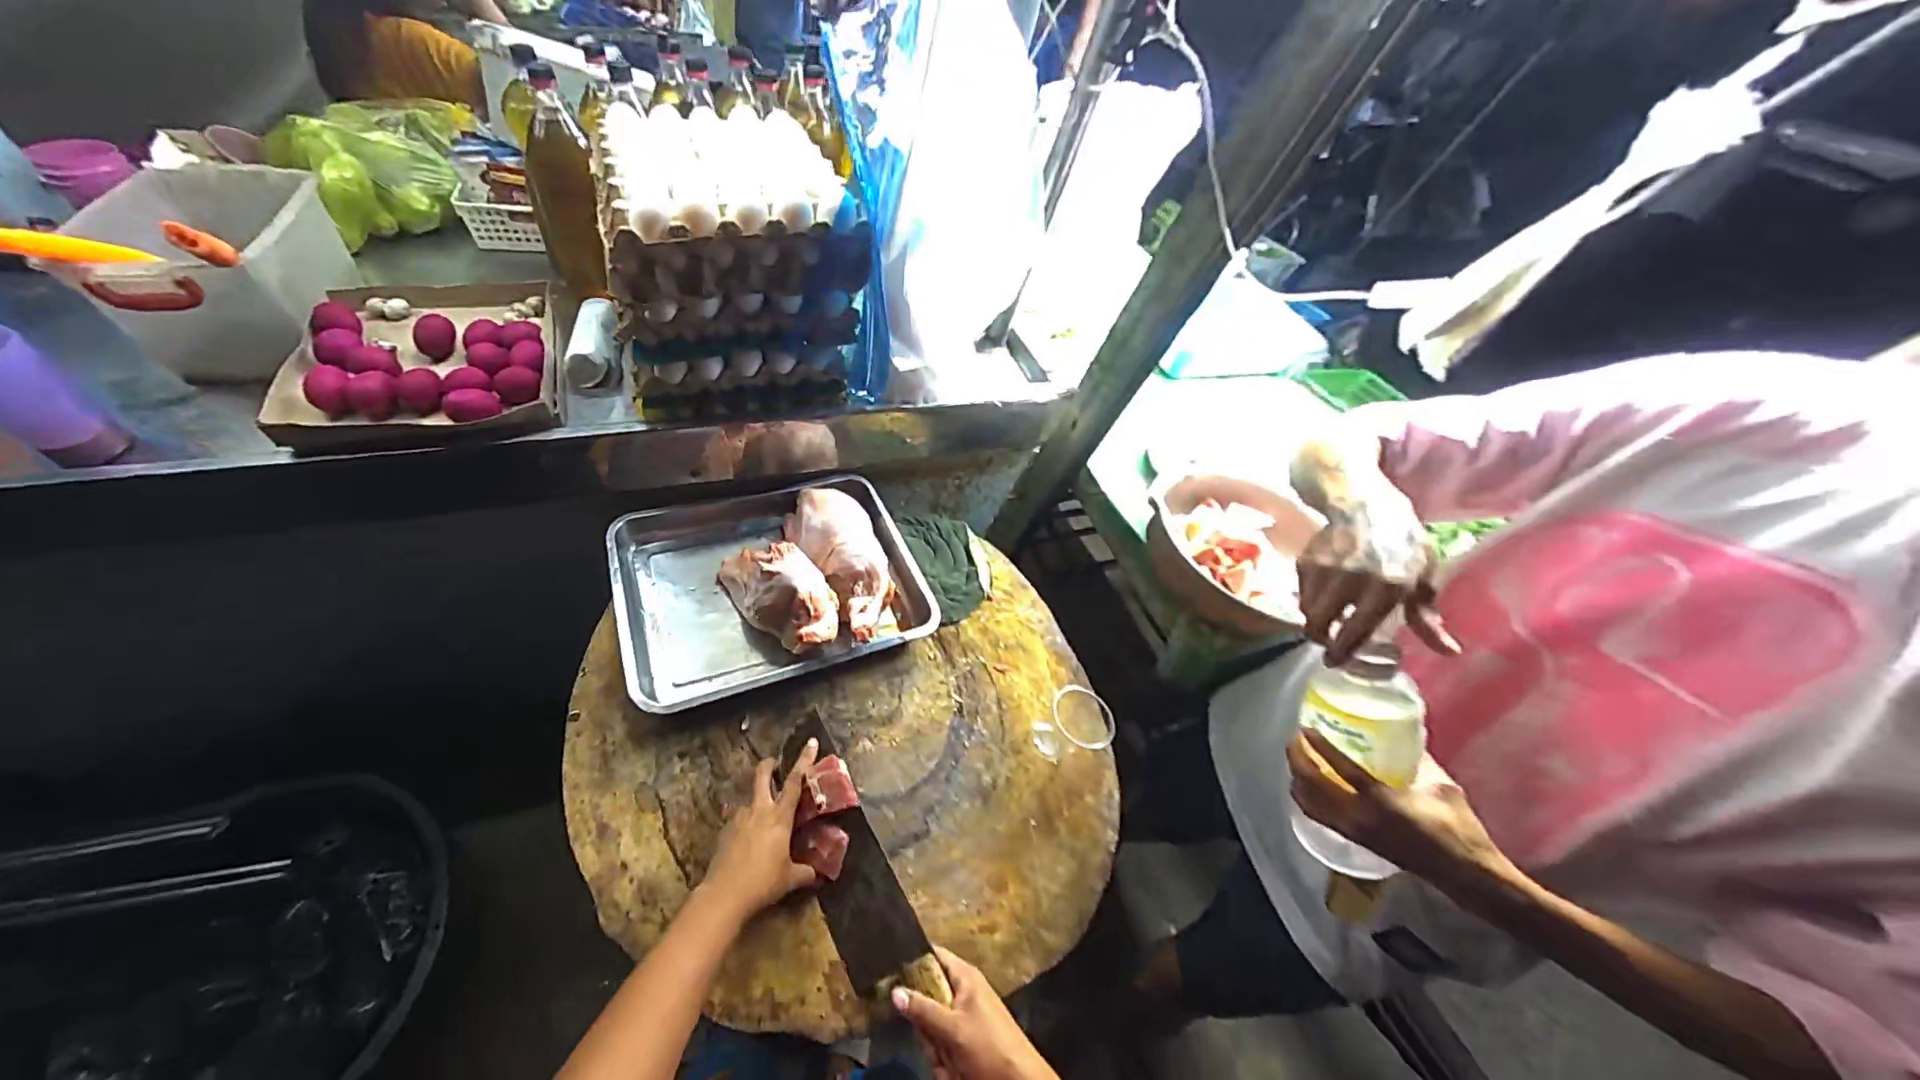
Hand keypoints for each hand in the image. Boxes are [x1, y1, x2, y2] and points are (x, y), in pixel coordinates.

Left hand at [698, 740, 819, 922]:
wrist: (724, 895)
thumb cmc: (763, 882)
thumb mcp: (790, 878)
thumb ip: (806, 872)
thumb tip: (819, 875)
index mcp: (780, 816)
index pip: (794, 782)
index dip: (804, 760)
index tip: (810, 742)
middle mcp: (759, 810)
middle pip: (762, 776)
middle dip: (768, 765)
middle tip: (773, 763)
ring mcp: (739, 818)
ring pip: (748, 798)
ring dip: (756, 800)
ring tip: (761, 815)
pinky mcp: (724, 831)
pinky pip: (737, 819)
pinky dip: (744, 822)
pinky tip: (746, 838)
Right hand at [891, 946, 1058, 1079]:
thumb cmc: (989, 1047)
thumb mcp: (952, 1028)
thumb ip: (922, 1009)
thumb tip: (894, 990)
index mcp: (964, 977)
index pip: (933, 956)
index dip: (914, 962)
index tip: (892, 974)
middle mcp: (963, 993)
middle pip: (927, 999)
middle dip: (925, 1025)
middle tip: (933, 1038)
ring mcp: (964, 1020)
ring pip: (932, 1029)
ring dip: (936, 1050)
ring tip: (949, 1060)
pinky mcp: (965, 1043)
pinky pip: (942, 1048)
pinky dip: (945, 1063)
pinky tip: (954, 1072)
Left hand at [1287, 729, 1513, 888]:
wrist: (1466, 874)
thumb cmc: (1458, 828)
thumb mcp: (1441, 786)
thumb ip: (1417, 759)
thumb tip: (1402, 734)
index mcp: (1381, 800)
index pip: (1340, 768)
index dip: (1318, 746)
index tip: (1305, 728)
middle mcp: (1358, 816)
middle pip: (1311, 785)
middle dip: (1297, 759)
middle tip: (1295, 740)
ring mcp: (1353, 830)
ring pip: (1308, 802)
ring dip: (1297, 778)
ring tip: (1297, 758)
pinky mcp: (1354, 840)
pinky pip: (1318, 816)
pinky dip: (1306, 797)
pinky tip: (1309, 785)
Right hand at [1298, 494, 1457, 664]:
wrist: (1366, 505)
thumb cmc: (1402, 544)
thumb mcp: (1424, 577)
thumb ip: (1427, 617)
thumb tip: (1449, 652)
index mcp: (1387, 586)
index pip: (1356, 628)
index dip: (1343, 650)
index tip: (1335, 661)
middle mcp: (1352, 579)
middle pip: (1319, 623)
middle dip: (1322, 638)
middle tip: (1330, 642)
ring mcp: (1324, 569)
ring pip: (1307, 610)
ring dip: (1316, 620)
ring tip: (1329, 619)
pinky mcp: (1306, 561)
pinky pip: (1301, 593)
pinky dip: (1310, 600)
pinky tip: (1324, 597)